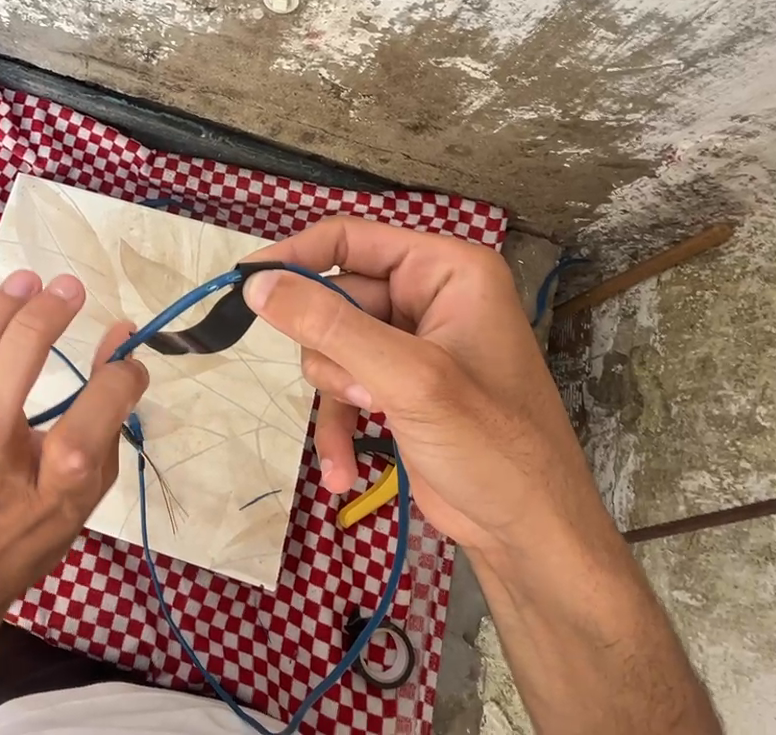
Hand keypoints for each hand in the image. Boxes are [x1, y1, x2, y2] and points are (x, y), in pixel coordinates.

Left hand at [0, 261, 149, 623]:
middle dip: (31, 338)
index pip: (81, 440)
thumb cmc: (32, 527)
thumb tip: (121, 335)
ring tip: (26, 282)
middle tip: (69, 290)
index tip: (129, 359)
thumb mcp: (88, 490)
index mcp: (49, 496)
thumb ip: (107, 418)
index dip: (112, 390)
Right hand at [243, 217, 608, 558]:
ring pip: (327, 345)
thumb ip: (329, 324)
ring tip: (371, 417)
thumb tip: (256, 284)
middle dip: (332, 350)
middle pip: (331, 298)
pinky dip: (337, 425)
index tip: (244, 285)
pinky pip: (340, 387)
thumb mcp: (406, 377)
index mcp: (444, 270)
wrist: (530, 536)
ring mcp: (408, 344)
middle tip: (358, 388)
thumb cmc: (491, 446)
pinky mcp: (395, 386)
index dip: (293, 258)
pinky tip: (342, 469)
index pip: (347, 239)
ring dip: (335, 391)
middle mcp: (425, 297)